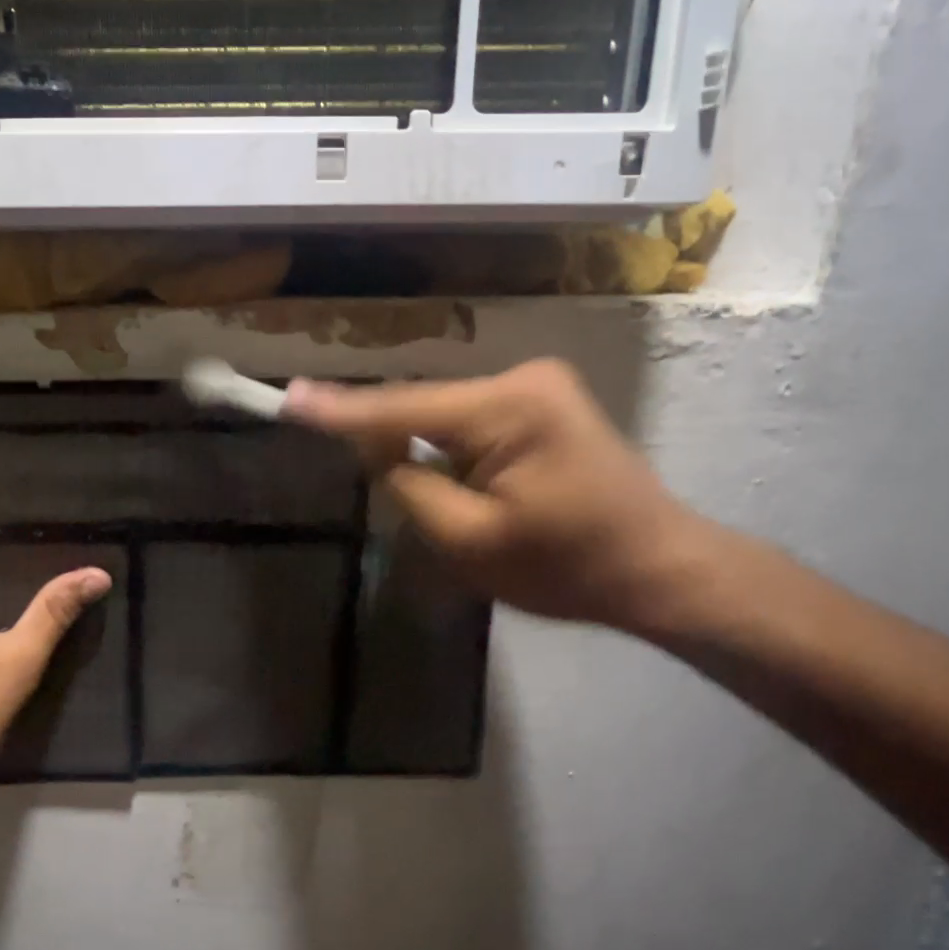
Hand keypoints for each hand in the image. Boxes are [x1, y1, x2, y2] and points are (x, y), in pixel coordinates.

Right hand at [283, 358, 711, 634]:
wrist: (661, 571)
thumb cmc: (568, 567)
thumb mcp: (469, 541)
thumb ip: (408, 485)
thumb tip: (373, 447)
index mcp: (507, 408)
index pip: (400, 407)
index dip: (339, 410)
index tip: (287, 399)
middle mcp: (521, 378)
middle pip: (420, 405)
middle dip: (386, 438)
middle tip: (363, 480)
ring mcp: (537, 386)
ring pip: (442, 413)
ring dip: (418, 446)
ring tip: (420, 491)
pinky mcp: (542, 402)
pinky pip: (467, 419)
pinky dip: (446, 446)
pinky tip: (451, 482)